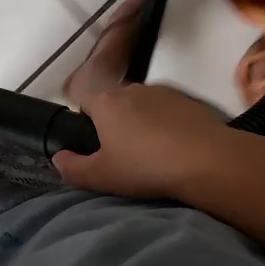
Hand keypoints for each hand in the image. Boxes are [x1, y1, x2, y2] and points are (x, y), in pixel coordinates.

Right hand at [51, 84, 227, 200]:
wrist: (206, 160)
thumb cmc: (145, 167)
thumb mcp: (101, 177)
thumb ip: (72, 168)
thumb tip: (58, 157)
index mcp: (106, 103)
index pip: (83, 100)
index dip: (86, 121)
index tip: (96, 145)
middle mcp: (131, 89)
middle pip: (114, 103)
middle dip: (116, 124)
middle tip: (125, 156)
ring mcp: (162, 92)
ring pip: (142, 106)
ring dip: (143, 124)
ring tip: (155, 155)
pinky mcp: (187, 100)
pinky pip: (168, 111)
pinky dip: (168, 125)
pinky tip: (177, 149)